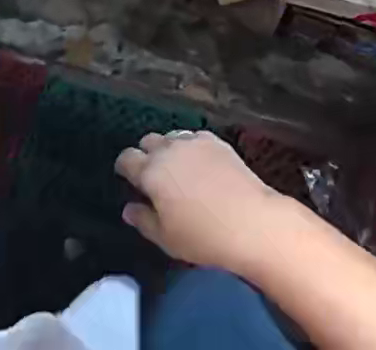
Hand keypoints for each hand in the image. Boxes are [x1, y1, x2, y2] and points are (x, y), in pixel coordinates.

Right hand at [115, 131, 292, 274]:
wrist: (251, 222)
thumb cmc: (203, 237)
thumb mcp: (165, 239)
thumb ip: (143, 220)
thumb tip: (128, 208)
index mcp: (151, 172)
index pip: (127, 158)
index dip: (124, 167)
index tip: (127, 178)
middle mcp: (169, 149)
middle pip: (148, 141)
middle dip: (145, 154)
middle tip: (153, 176)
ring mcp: (194, 141)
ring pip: (171, 136)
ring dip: (168, 149)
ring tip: (176, 169)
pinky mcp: (216, 141)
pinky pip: (194, 137)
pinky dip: (190, 147)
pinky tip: (199, 164)